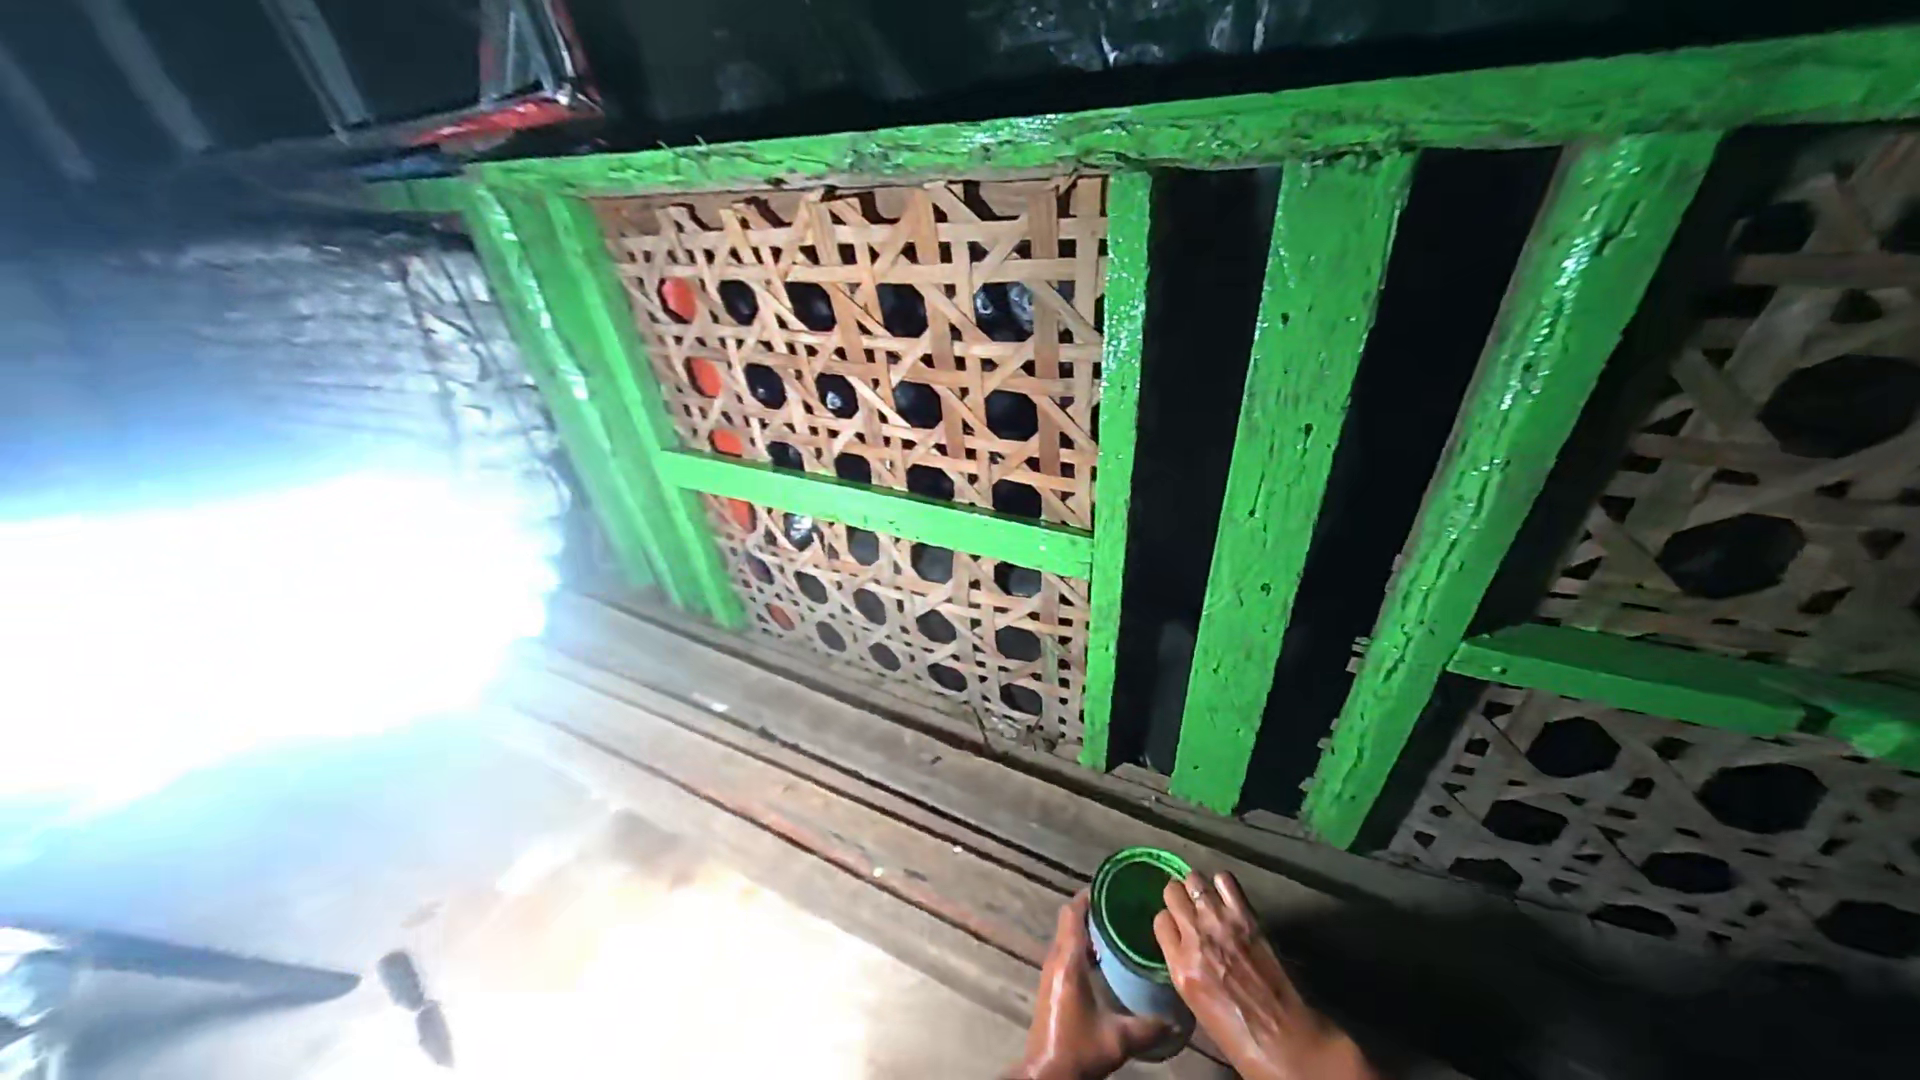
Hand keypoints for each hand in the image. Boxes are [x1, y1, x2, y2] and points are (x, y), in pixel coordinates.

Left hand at [1008, 891, 1170, 1079]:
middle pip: (1068, 919)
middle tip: (1119, 907)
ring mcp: (1050, 971)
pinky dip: (1082, 945)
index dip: (1089, 896)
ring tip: (1116, 929)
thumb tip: (1177, 1021)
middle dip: (1091, 909)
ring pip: (1066, 935)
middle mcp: (1055, 958)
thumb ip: (1149, 1027)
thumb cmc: (1078, 1048)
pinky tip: (1104, 960)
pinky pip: (1065, 951)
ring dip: (1086, 928)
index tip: (1111, 888)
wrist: (1046, 1074)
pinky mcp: (1051, 984)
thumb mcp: (1118, 1039)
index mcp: (1068, 960)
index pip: (1072, 912)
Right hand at [1153, 872, 1374, 1079]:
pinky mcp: (1247, 917)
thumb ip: (1183, 965)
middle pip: (1172, 892)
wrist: (1288, 1042)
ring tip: (1209, 899)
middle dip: (1179, 896)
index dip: (1170, 922)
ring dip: (1199, 887)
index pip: (1160, 920)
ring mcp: (1221, 924)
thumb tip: (1183, 943)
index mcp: (1179, 966)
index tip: (1179, 927)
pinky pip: (1225, 880)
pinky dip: (1223, 884)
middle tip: (1191, 906)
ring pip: (1194, 879)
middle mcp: (1195, 937)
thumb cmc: (1240, 1037)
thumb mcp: (1196, 1003)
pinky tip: (1228, 897)